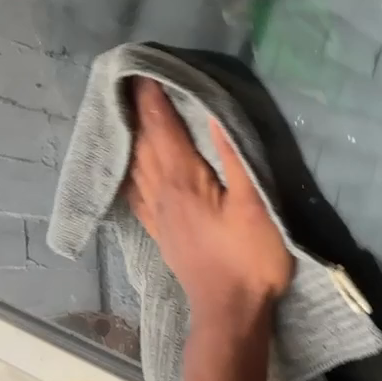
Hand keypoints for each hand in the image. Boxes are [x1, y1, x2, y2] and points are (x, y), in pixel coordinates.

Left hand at [123, 77, 292, 324]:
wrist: (231, 311)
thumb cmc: (250, 259)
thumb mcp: (255, 206)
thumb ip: (235, 160)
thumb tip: (214, 117)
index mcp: (184, 182)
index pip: (163, 130)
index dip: (153, 100)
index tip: (143, 68)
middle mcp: (162, 194)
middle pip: (142, 144)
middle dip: (137, 111)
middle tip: (129, 81)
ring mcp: (158, 216)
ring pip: (135, 166)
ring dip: (130, 137)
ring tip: (126, 113)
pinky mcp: (162, 233)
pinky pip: (136, 191)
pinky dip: (130, 169)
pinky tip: (129, 167)